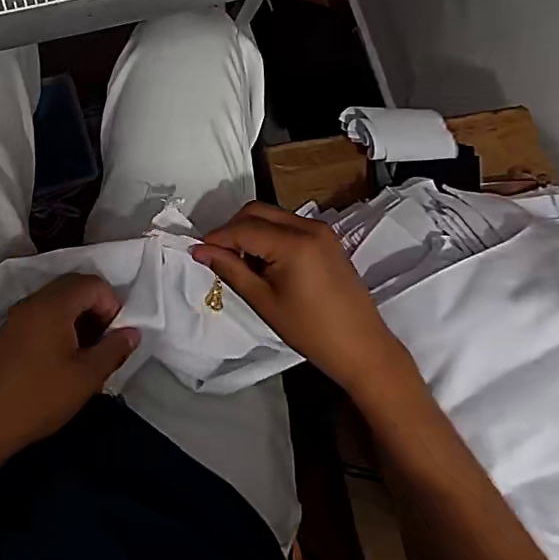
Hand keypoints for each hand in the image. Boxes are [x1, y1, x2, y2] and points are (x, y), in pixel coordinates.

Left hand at [0, 274, 138, 506]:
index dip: (111, 303)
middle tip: (106, 339)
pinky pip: (39, 315)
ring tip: (87, 351)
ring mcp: (15, 317)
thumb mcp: (86, 377)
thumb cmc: (39, 398)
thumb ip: (114, 349)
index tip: (117, 333)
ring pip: (54, 301)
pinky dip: (58, 325)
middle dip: (95, 307)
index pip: (91, 284)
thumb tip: (132, 332)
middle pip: (71, 287)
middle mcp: (31, 302)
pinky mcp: (6, 334)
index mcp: (52, 306)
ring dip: (77, 317)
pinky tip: (62, 358)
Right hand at [192, 201, 415, 396]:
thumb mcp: (263, 301)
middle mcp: (309, 227)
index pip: (243, 228)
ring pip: (273, 216)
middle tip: (217, 256)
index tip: (196, 251)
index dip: (216, 238)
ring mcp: (321, 231)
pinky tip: (264, 262)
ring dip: (251, 231)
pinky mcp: (328, 239)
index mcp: (293, 242)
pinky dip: (270, 235)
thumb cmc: (310, 330)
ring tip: (240, 262)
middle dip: (232, 229)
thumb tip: (200, 251)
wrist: (362, 347)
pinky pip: (289, 225)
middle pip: (257, 212)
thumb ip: (230, 269)